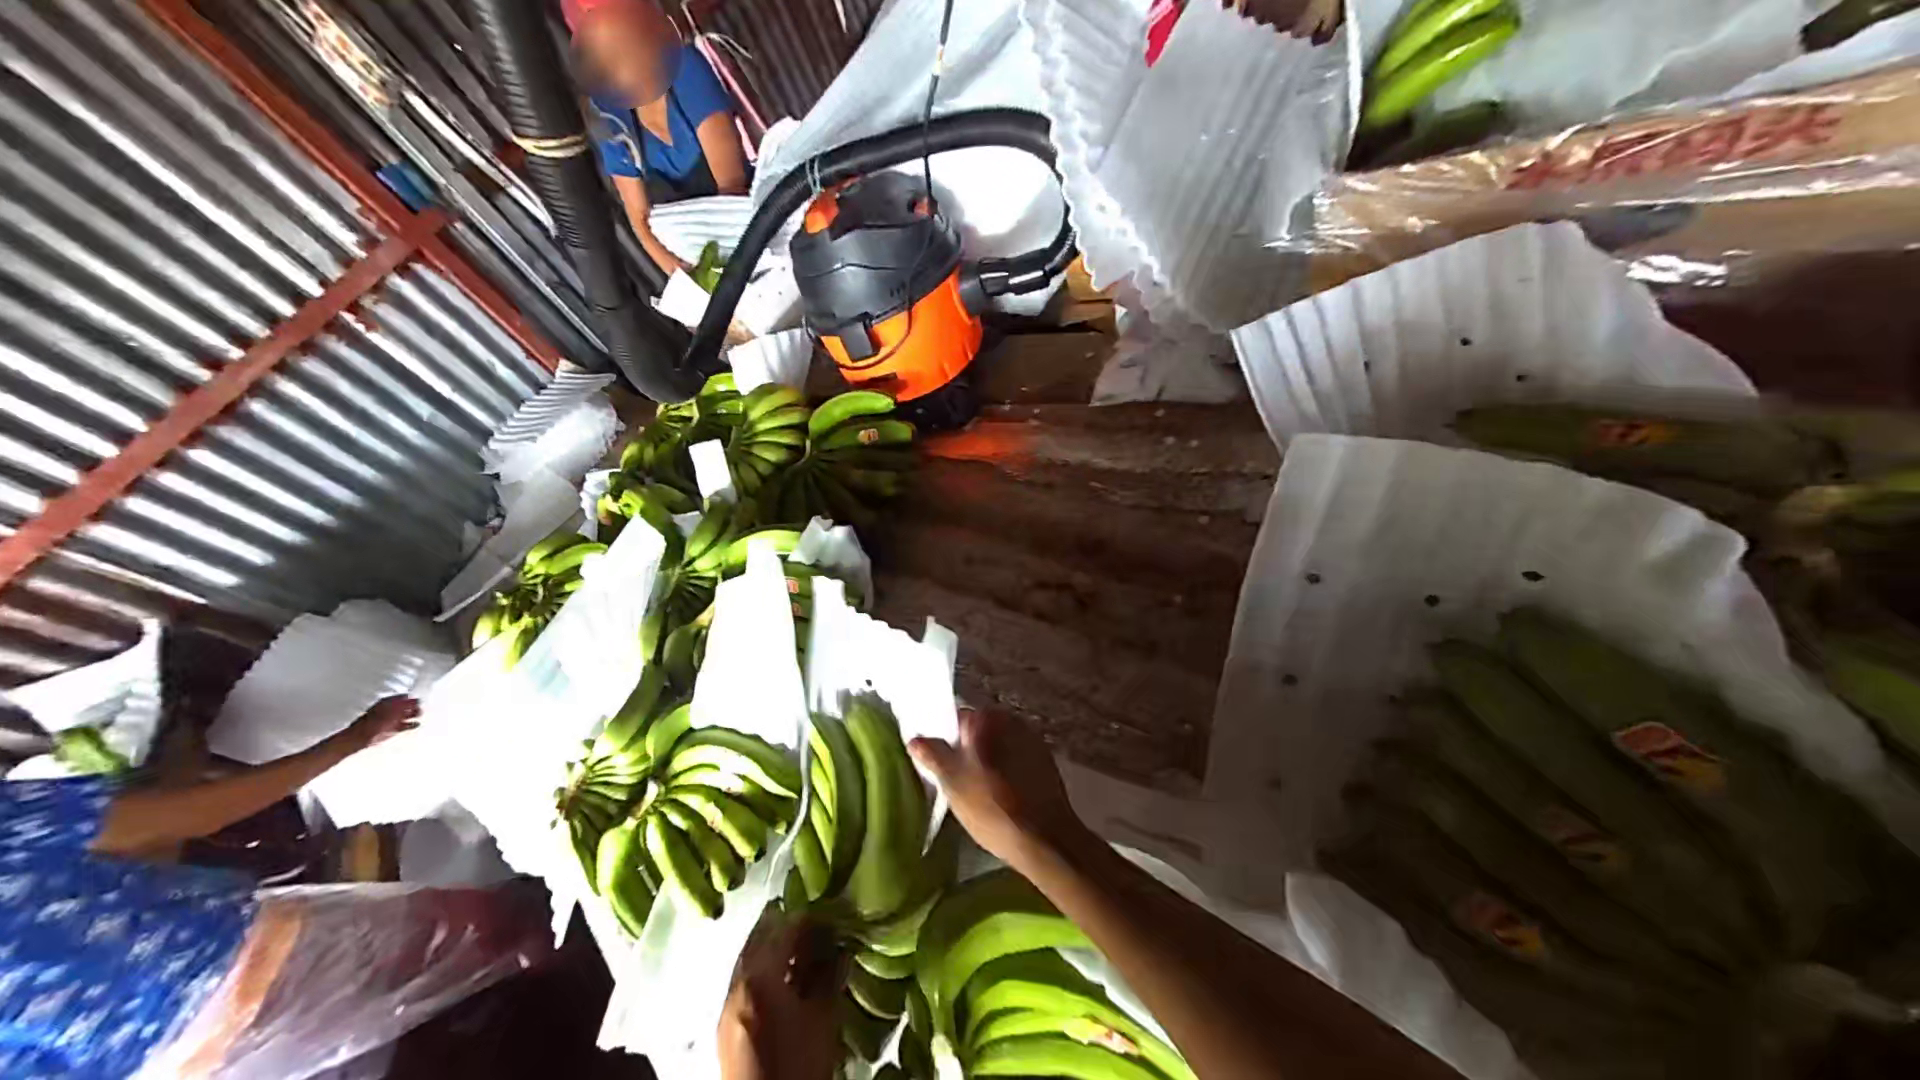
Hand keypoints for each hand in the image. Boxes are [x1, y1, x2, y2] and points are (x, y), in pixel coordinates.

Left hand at [338, 696, 419, 753]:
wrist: (360, 737)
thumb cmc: (375, 722)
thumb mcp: (393, 710)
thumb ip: (406, 704)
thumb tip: (417, 699)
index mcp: (388, 702)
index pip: (405, 696)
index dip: (413, 698)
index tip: (421, 699)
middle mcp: (389, 709)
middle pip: (407, 705)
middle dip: (414, 706)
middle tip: (421, 707)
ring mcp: (390, 720)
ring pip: (406, 715)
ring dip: (413, 715)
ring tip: (419, 715)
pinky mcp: (392, 729)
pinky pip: (405, 725)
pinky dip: (411, 724)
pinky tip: (415, 724)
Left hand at [718, 911, 844, 1079]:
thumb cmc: (799, 1067)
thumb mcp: (824, 1020)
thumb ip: (830, 977)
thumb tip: (841, 950)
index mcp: (760, 978)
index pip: (784, 928)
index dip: (809, 918)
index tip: (830, 914)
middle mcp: (737, 984)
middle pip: (759, 937)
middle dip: (786, 926)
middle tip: (815, 924)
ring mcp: (726, 1005)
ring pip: (749, 958)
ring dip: (773, 947)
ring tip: (803, 949)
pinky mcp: (725, 1026)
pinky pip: (744, 979)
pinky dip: (763, 968)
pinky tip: (786, 978)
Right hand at [909, 708, 1089, 874]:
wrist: (1044, 839)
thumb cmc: (991, 807)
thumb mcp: (951, 782)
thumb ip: (932, 754)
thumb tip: (916, 739)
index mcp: (986, 718)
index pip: (954, 719)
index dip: (943, 742)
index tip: (937, 765)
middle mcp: (1012, 720)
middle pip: (978, 732)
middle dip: (967, 751)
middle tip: (956, 782)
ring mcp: (1032, 740)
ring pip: (998, 747)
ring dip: (988, 761)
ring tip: (979, 793)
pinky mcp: (1046, 762)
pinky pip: (1016, 759)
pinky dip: (1007, 771)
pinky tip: (1002, 796)